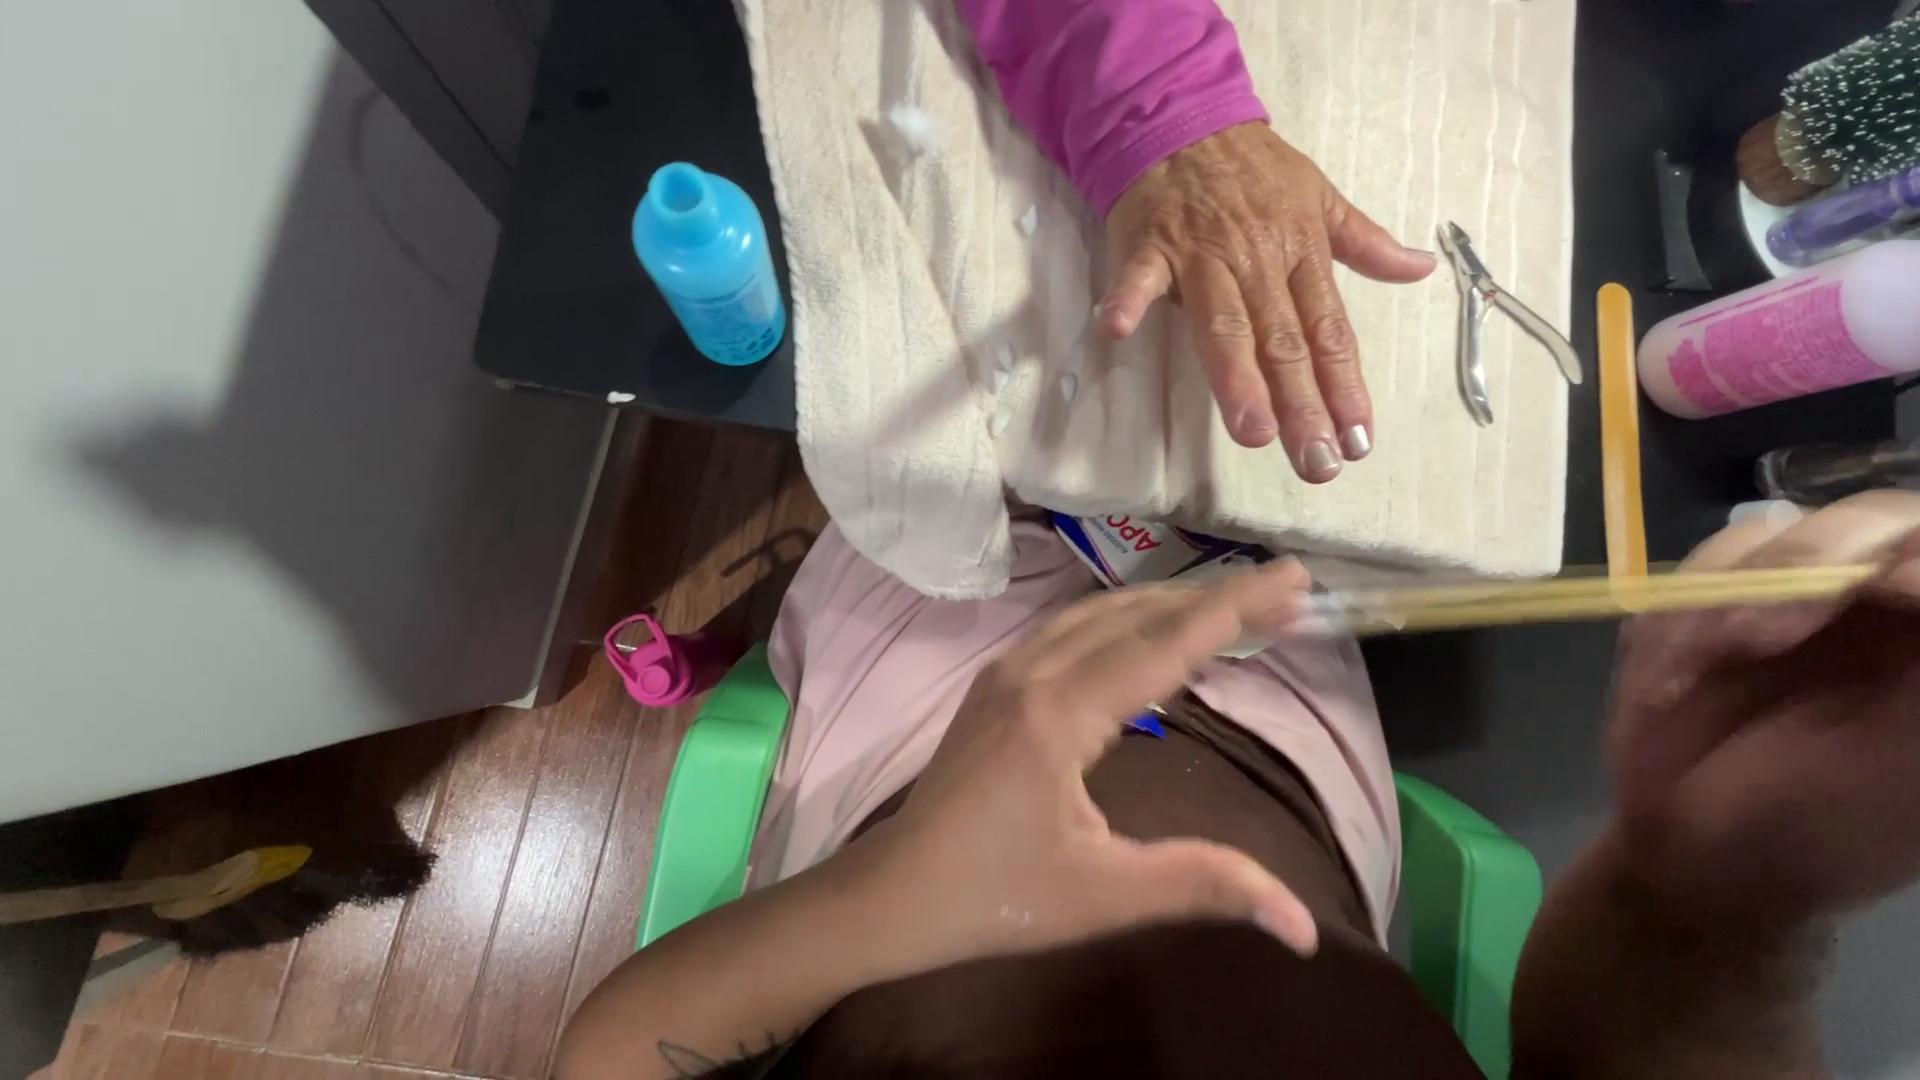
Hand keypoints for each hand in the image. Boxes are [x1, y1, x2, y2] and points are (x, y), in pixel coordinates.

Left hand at [844, 560, 1320, 975]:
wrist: (897, 889)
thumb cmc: (995, 894)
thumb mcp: (1103, 895)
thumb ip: (1202, 885)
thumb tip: (1305, 926)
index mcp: (1056, 713)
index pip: (1162, 644)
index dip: (1232, 608)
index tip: (1292, 577)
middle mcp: (1030, 672)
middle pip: (1133, 614)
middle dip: (1211, 597)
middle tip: (1283, 588)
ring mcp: (1006, 670)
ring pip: (1097, 613)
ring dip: (1165, 602)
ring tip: (1229, 603)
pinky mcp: (995, 681)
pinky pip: (1069, 628)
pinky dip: (1124, 619)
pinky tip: (1147, 630)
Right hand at [1101, 122, 1436, 481]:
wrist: (1186, 123)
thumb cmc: (1252, 171)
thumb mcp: (1321, 198)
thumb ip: (1364, 244)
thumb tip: (1420, 271)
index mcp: (1300, 255)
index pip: (1330, 332)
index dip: (1345, 387)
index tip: (1358, 441)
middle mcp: (1258, 263)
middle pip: (1283, 342)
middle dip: (1302, 405)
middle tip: (1316, 464)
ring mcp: (1202, 255)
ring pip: (1224, 322)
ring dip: (1236, 375)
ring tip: (1253, 432)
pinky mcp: (1150, 246)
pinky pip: (1139, 276)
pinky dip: (1127, 299)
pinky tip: (1116, 331)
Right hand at [1607, 492, 1919, 929]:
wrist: (1694, 842)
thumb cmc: (1824, 823)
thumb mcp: (1909, 757)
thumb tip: (1918, 576)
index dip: (1915, 555)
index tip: (1880, 590)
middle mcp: (1887, 608)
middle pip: (1875, 519)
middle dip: (1810, 563)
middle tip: (1754, 635)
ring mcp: (1791, 600)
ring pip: (1770, 535)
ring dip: (1724, 596)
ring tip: (1707, 660)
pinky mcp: (1707, 604)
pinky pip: (1696, 568)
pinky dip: (1675, 612)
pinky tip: (1675, 667)